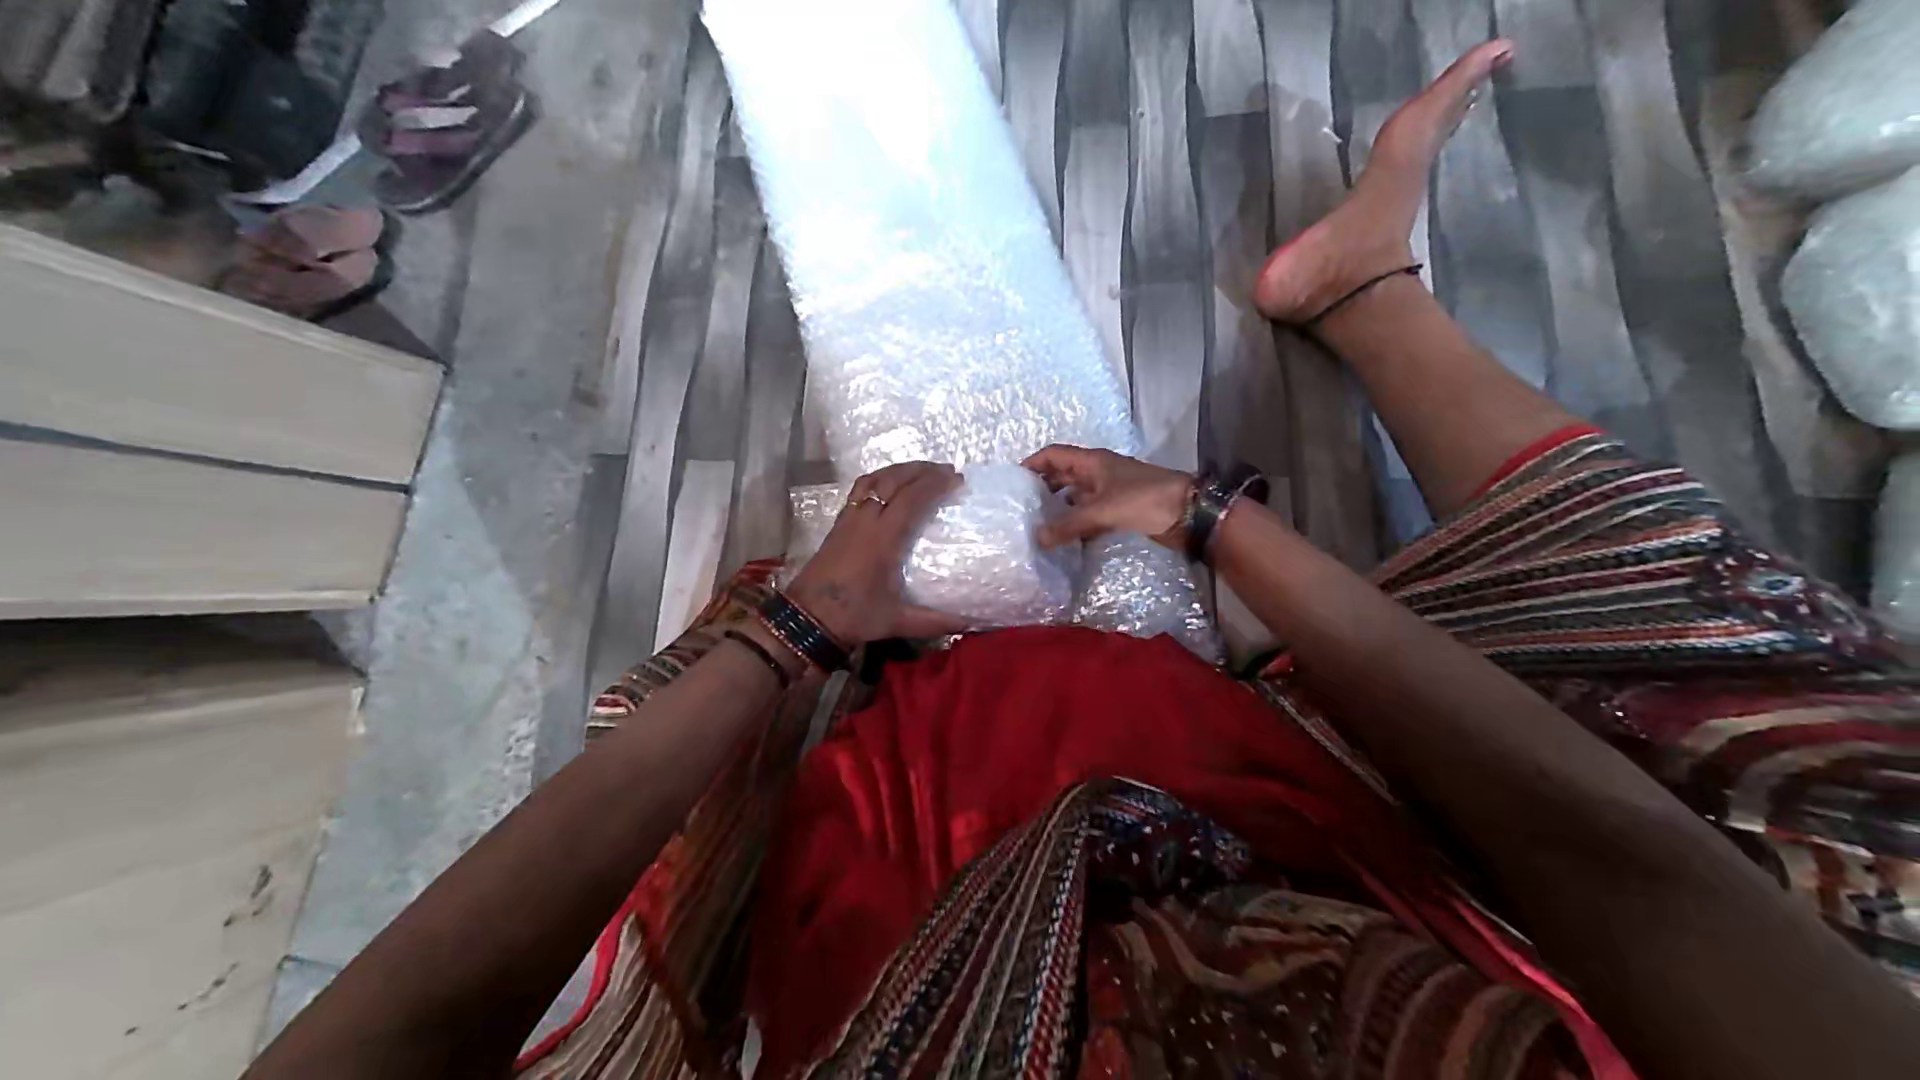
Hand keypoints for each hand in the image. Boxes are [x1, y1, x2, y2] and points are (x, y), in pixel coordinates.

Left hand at [785, 462, 969, 644]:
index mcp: (883, 539)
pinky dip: (880, 478)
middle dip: (921, 470)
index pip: (912, 498)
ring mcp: (849, 519)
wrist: (807, 618)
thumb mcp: (898, 621)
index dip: (935, 484)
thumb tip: (972, 624)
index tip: (956, 478)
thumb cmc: (853, 616)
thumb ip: (936, 621)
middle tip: (946, 469)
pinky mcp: (839, 523)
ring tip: (921, 471)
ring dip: (900, 470)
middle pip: (894, 480)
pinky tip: (890, 484)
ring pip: (874, 479)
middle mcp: (865, 521)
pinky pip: (861, 488)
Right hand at [1021, 445, 1191, 549]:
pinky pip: (1089, 516)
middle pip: (1062, 476)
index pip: (1053, 455)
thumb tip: (1037, 538)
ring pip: (1075, 499)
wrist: (1188, 513)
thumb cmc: (1144, 499)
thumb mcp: (1102, 510)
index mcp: (1092, 462)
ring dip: (1058, 510)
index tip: (1012, 481)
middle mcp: (1097, 474)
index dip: (1033, 464)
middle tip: (1021, 509)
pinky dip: (1076, 526)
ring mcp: (1108, 493)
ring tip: (1036, 527)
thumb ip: (1068, 524)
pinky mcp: (1118, 512)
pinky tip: (1063, 540)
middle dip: (1042, 490)